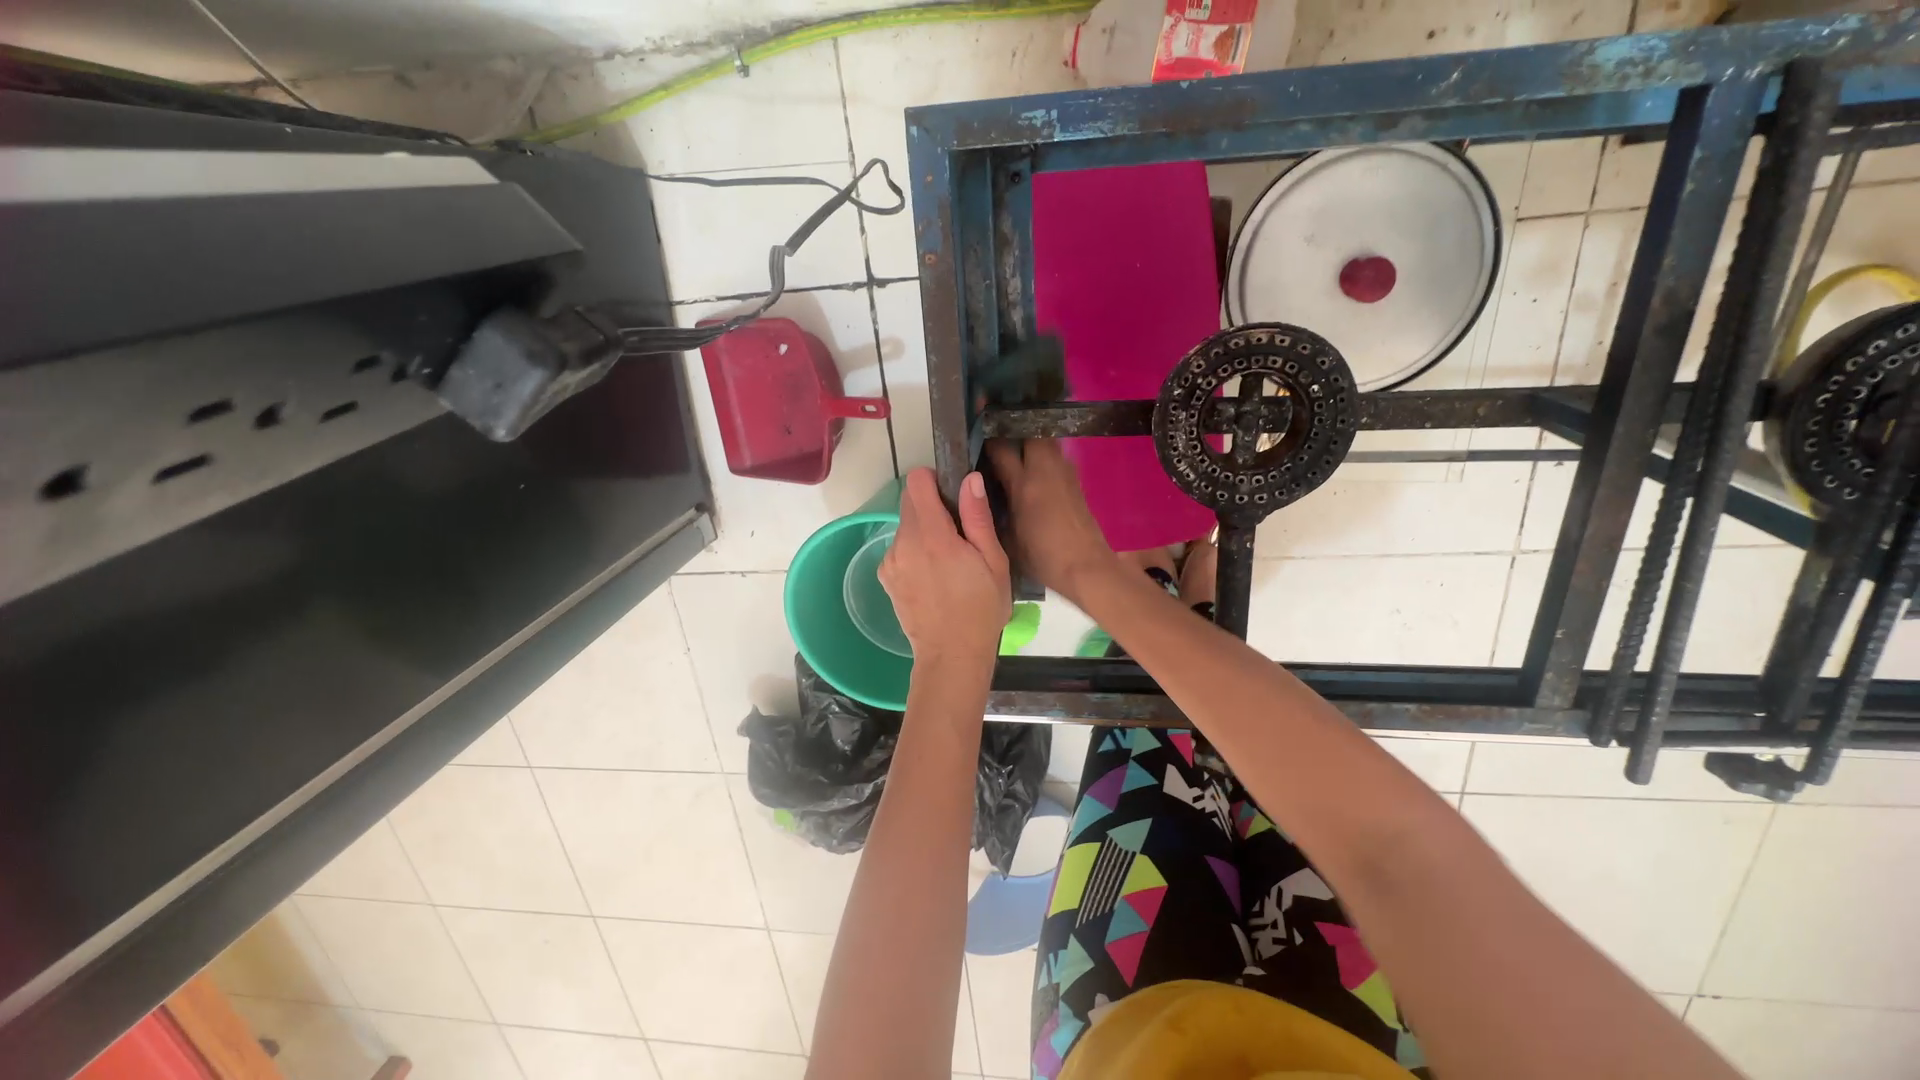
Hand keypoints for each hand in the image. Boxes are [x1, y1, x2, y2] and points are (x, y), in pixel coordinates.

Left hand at [879, 467, 1010, 662]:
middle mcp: (904, 543)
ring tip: (948, 560)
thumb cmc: (981, 608)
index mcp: (932, 536)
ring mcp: (891, 561)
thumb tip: (969, 479)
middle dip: (931, 507)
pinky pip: (899, 549)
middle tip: (959, 533)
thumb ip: (977, 517)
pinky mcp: (886, 576)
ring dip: (923, 531)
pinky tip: (933, 576)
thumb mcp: (993, 561)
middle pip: (910, 503)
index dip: (934, 480)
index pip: (917, 482)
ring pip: (905, 526)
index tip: (952, 495)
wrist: (951, 653)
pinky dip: (914, 552)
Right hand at [984, 439, 1116, 601]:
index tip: (977, 428)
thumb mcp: (1006, 538)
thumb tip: (980, 496)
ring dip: (1031, 437)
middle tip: (1000, 428)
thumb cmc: (1042, 557)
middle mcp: (1044, 470)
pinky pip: (1055, 456)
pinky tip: (1034, 468)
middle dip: (1015, 424)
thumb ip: (992, 512)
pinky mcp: (1075, 481)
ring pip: (1046, 440)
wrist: (1086, 566)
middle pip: (1030, 430)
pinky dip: (1043, 454)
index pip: (1000, 448)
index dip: (987, 435)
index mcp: (1022, 484)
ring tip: (1016, 443)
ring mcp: (1064, 472)